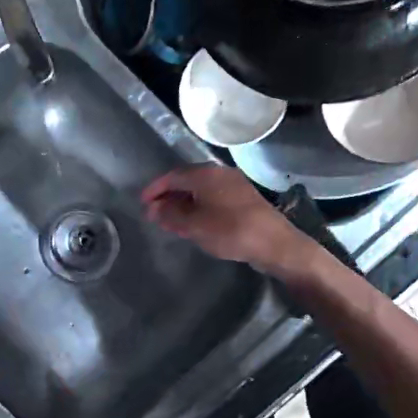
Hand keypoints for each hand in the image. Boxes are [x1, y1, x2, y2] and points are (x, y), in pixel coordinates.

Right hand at [142, 165, 314, 275]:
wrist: (274, 244)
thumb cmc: (230, 231)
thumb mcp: (194, 225)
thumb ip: (171, 215)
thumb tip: (153, 208)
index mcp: (206, 174)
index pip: (173, 175)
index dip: (155, 189)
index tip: (143, 203)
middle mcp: (220, 174)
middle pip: (188, 181)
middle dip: (169, 196)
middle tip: (155, 214)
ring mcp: (234, 186)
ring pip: (201, 191)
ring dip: (184, 204)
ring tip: (171, 221)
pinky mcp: (244, 200)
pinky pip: (214, 199)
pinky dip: (200, 208)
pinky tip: (195, 224)